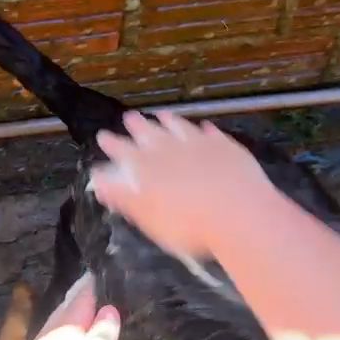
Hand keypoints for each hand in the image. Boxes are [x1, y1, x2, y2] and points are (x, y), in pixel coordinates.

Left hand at [0, 272, 119, 339]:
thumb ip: (101, 338)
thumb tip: (108, 309)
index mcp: (60, 330)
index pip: (79, 298)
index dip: (93, 285)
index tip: (105, 268)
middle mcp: (45, 338)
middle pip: (66, 310)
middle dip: (82, 298)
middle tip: (100, 285)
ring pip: (59, 326)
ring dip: (74, 317)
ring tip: (91, 311)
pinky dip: (68, 335)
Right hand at [89, 111, 278, 258]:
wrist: (240, 215)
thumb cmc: (188, 224)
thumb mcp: (148, 218)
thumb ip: (123, 197)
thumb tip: (99, 181)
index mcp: (146, 167)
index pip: (122, 150)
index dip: (111, 143)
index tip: (103, 135)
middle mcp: (169, 148)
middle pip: (149, 132)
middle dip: (137, 125)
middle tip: (130, 117)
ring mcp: (199, 144)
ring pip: (179, 127)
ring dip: (169, 121)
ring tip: (162, 115)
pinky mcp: (225, 146)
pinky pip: (210, 133)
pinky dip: (204, 130)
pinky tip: (204, 128)